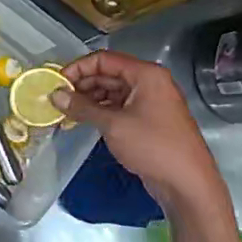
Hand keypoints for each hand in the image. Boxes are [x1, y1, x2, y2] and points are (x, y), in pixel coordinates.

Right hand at [52, 51, 228, 216]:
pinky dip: (99, 111)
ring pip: (111, 91)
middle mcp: (148, 83)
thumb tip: (55, 95)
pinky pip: (118, 106)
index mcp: (146, 75)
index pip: (104, 60)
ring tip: (65, 112)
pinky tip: (82, 120)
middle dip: (81, 85)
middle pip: (108, 74)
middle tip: (57, 100)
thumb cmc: (152, 146)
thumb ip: (82, 107)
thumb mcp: (113, 124)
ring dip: (88, 99)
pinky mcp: (146, 119)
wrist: (186, 181)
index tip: (56, 83)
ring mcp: (149, 101)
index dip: (78, 68)